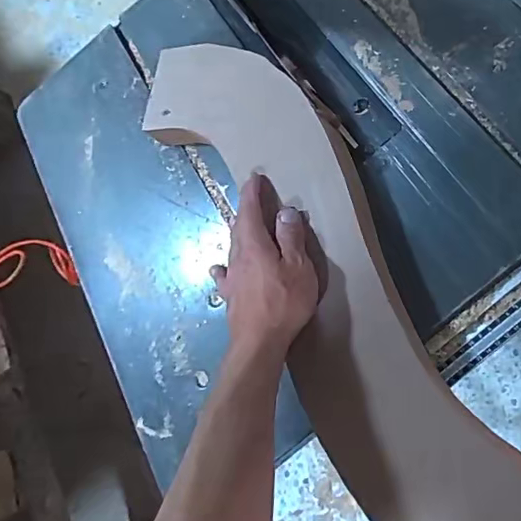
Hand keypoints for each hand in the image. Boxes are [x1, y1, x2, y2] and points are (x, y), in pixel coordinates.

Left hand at [210, 174, 320, 367]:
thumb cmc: (284, 303)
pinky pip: (228, 272)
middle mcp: (238, 257)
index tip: (254, 178)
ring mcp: (231, 278)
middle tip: (254, 198)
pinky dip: (229, 263)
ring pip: (234, 247)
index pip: (250, 211)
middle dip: (246, 210)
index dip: (252, 193)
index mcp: (254, 246)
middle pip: (239, 227)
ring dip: (241, 232)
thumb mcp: (298, 267)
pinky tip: (223, 267)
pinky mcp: (231, 295)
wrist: (258, 343)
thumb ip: (290, 238)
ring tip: (248, 226)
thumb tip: (284, 212)